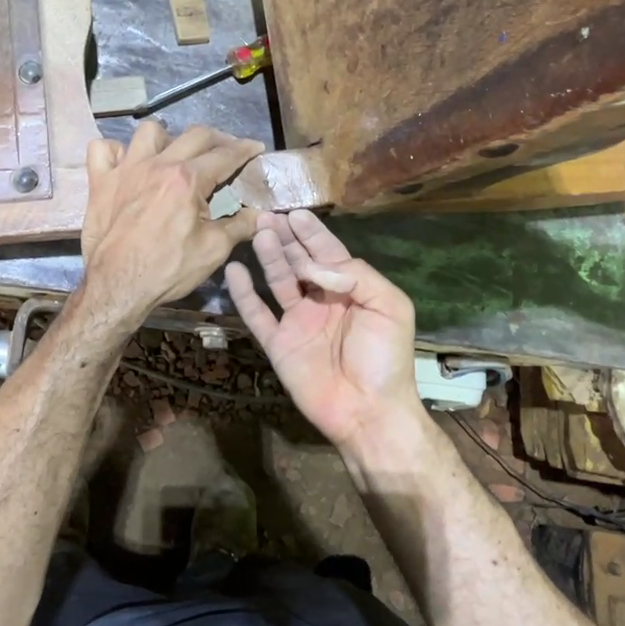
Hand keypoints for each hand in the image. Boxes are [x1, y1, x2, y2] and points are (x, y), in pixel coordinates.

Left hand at [80, 121, 262, 317]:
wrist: (117, 285)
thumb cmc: (167, 269)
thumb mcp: (213, 250)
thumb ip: (239, 226)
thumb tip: (259, 214)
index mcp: (187, 179)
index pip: (224, 155)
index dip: (244, 150)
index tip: (255, 148)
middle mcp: (157, 165)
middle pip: (194, 135)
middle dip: (217, 139)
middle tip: (226, 150)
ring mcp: (125, 169)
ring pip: (148, 132)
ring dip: (167, 138)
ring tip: (174, 154)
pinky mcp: (100, 181)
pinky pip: (102, 150)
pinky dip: (115, 151)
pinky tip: (126, 163)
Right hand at [226, 209, 422, 448]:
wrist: (369, 412)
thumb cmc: (385, 359)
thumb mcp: (390, 307)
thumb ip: (357, 276)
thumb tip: (312, 264)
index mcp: (350, 291)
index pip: (328, 253)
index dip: (311, 233)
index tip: (294, 213)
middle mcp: (321, 301)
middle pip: (298, 261)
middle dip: (284, 238)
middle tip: (266, 215)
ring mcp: (297, 322)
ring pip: (277, 280)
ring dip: (267, 256)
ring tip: (257, 233)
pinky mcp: (277, 344)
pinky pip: (256, 314)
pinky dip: (243, 293)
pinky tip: (234, 270)